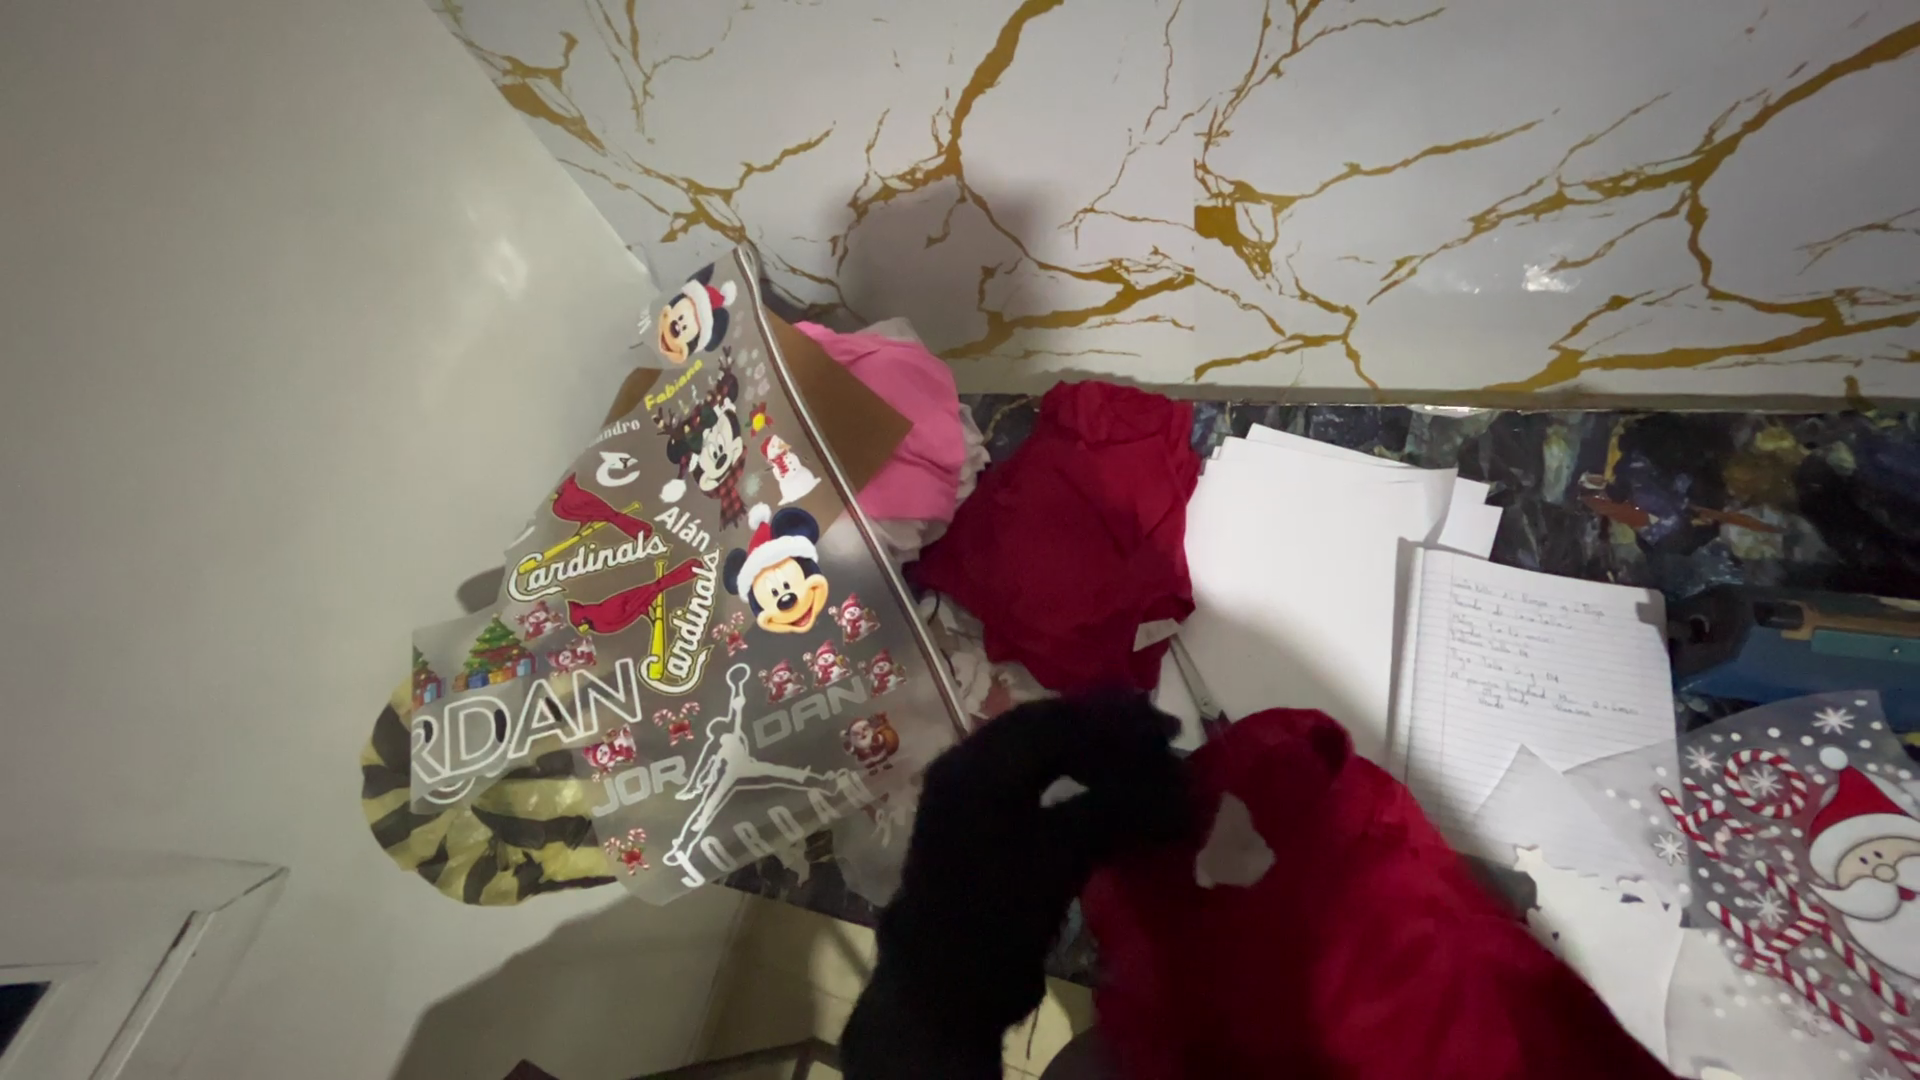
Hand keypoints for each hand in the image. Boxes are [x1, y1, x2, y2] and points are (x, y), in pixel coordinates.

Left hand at [841, 693, 1189, 1076]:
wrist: (939, 989)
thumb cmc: (996, 920)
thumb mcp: (1059, 860)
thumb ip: (1114, 812)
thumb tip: (1181, 790)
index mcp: (977, 764)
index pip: (1054, 722)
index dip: (1114, 723)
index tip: (1166, 730)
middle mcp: (965, 761)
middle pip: (1043, 724)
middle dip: (1102, 726)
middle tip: (1159, 732)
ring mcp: (964, 784)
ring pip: (1035, 744)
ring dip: (1086, 744)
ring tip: (1138, 752)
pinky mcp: (971, 810)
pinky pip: (1026, 770)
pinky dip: (1068, 769)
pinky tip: (1101, 779)